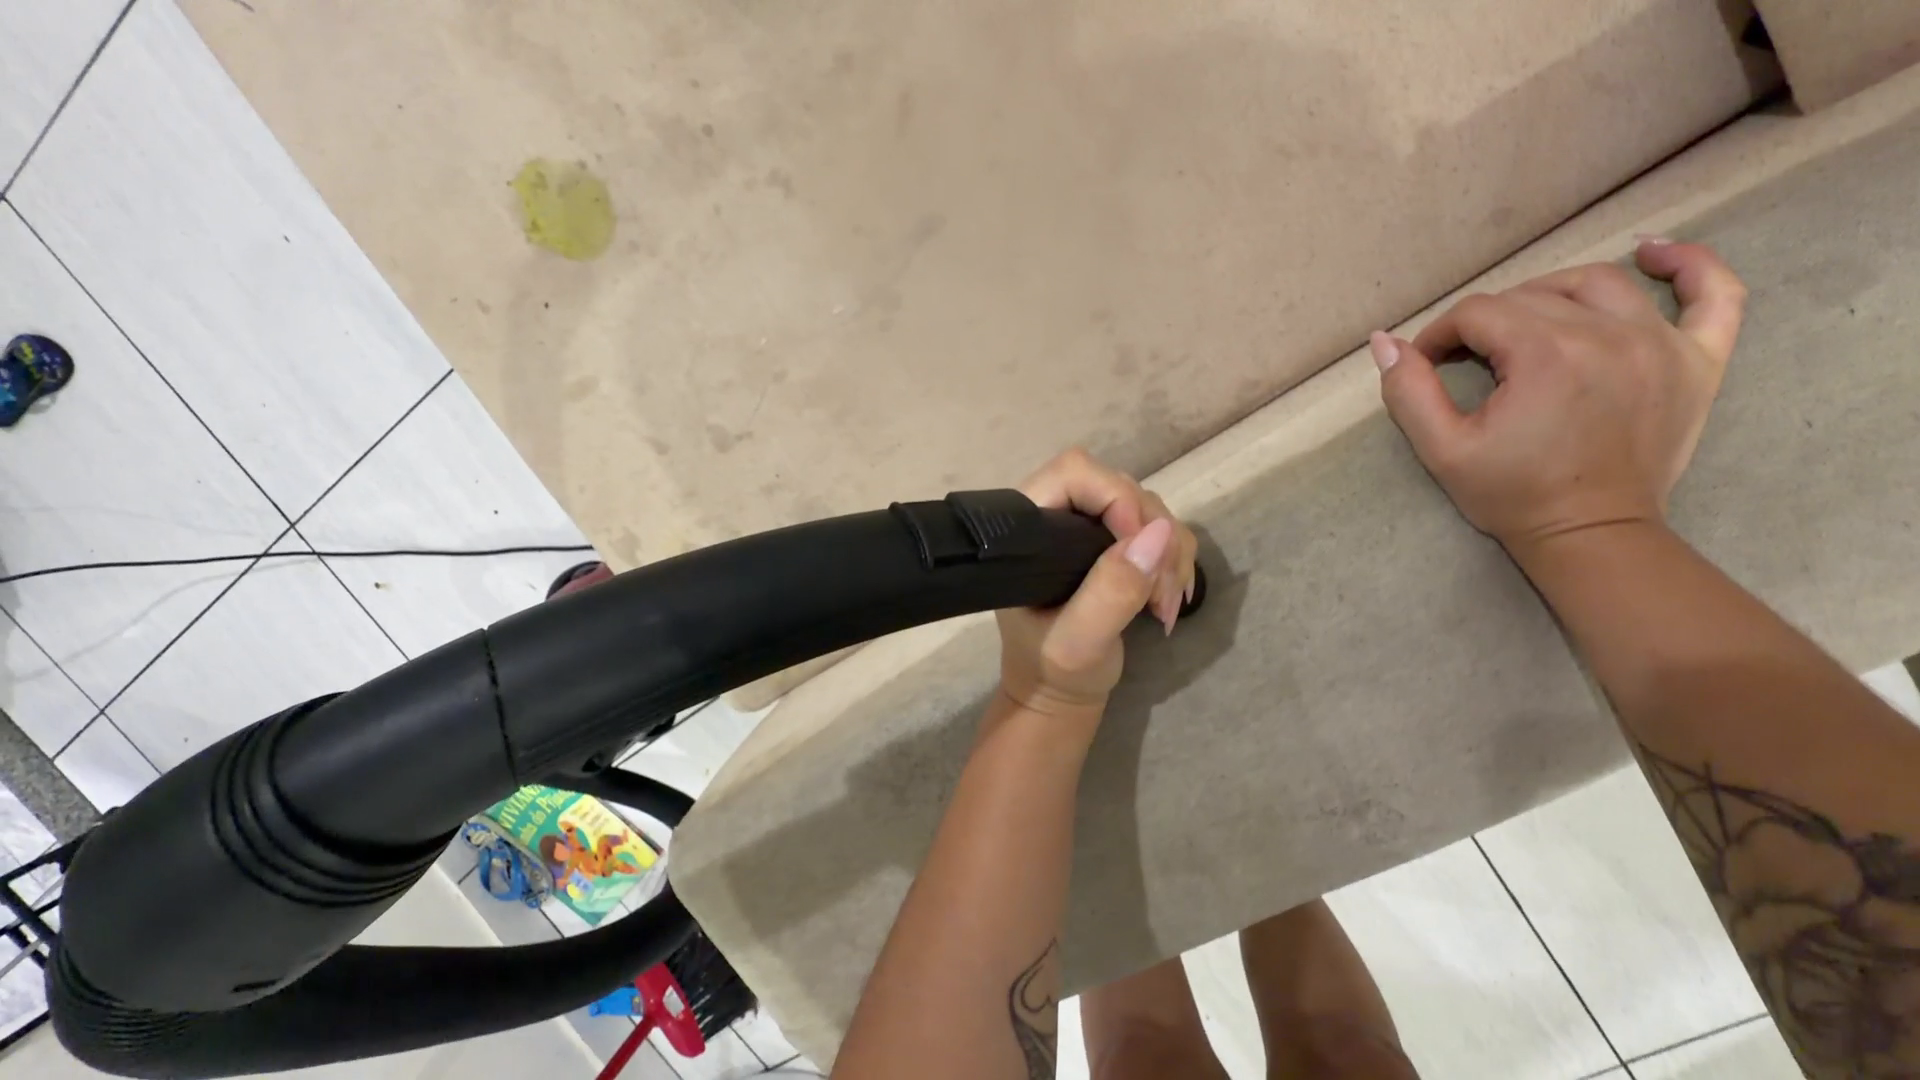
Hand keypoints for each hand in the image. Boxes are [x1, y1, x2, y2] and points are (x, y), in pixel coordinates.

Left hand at [995, 449, 1197, 717]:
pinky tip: (1168, 603)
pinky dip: (1176, 563)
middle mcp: (1058, 515)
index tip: (1139, 549)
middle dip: (1155, 539)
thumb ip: (1111, 592)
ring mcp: (1089, 528)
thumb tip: (1159, 533)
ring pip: (1149, 510)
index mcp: (1029, 527)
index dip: (1116, 498)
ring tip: (1164, 609)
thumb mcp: (1078, 643)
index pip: (1076, 473)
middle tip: (1161, 598)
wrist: (1057, 694)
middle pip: (1123, 488)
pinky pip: (1162, 531)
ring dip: (1172, 556)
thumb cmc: (1050, 670)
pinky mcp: (1114, 544)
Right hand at [1372, 239, 1746, 555]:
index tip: (1427, 364)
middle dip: (1486, 323)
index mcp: (1545, 355)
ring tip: (1525, 320)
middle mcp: (1607, 334)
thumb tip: (1384, 341)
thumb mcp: (1442, 450)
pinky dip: (1688, 265)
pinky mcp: (1698, 360)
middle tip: (1467, 359)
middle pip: (1531, 296)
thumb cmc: (1513, 495)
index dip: (1441, 334)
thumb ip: (1408, 391)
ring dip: (1551, 292)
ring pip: (1599, 283)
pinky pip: (1714, 293)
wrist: (1592, 534)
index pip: (1478, 313)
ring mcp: (1661, 343)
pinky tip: (1655, 252)